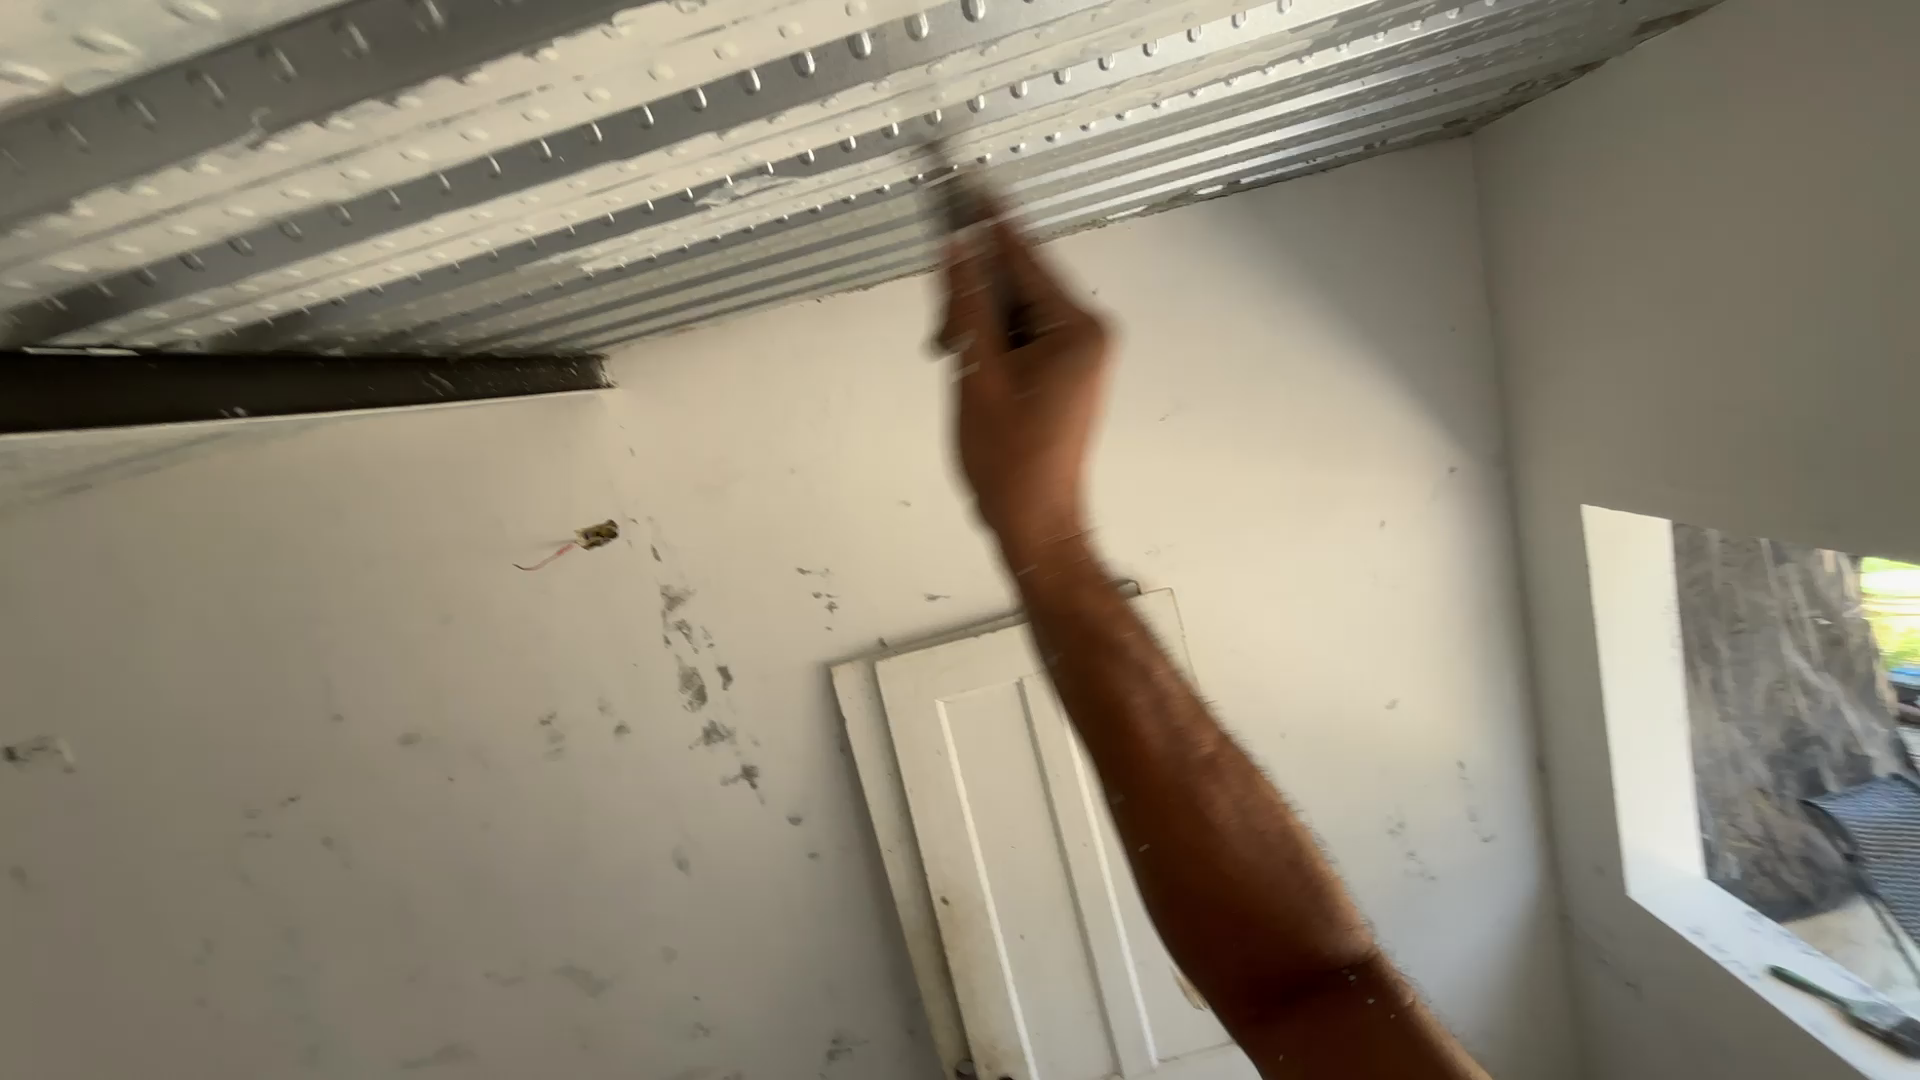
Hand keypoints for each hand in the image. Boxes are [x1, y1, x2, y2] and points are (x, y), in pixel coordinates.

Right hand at [937, 218, 1111, 561]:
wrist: (1034, 520)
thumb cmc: (1008, 459)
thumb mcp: (978, 374)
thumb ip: (966, 306)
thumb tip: (956, 246)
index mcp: (1078, 328)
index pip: (1024, 256)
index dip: (985, 222)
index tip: (961, 181)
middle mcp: (1087, 333)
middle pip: (1017, 285)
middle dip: (972, 300)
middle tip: (942, 340)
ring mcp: (1078, 354)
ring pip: (1013, 313)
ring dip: (976, 328)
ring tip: (954, 364)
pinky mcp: (1064, 373)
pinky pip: (1020, 339)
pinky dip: (990, 346)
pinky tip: (970, 370)